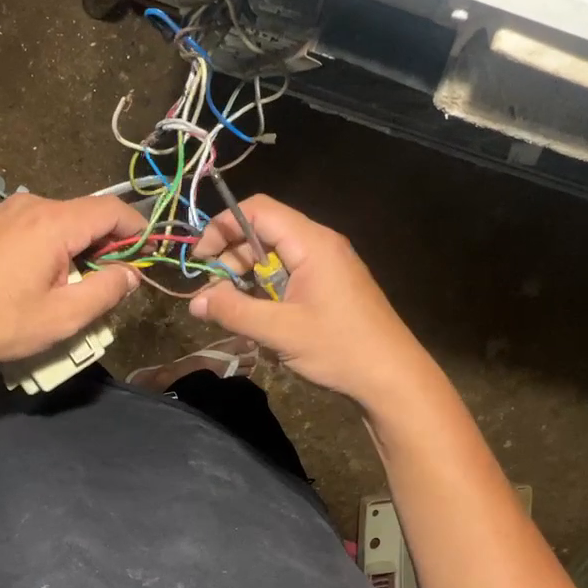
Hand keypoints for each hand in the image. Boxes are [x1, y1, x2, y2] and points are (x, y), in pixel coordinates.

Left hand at [0, 193, 144, 377]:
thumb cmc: (0, 325)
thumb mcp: (63, 318)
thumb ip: (107, 291)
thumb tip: (131, 274)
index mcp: (53, 223)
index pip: (111, 210)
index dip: (136, 229)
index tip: (147, 254)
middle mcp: (29, 205)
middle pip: (83, 214)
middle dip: (105, 244)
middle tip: (110, 281)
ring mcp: (2, 212)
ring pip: (57, 221)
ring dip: (75, 247)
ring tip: (72, 285)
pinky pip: (30, 227)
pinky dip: (48, 246)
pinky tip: (38, 278)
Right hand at [189, 195, 435, 408]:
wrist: (392, 377)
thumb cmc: (339, 349)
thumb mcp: (279, 331)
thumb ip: (234, 312)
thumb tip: (195, 301)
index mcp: (311, 243)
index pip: (258, 210)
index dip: (222, 227)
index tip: (201, 260)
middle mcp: (319, 245)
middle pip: (263, 234)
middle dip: (232, 262)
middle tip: (214, 297)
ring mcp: (326, 268)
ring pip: (273, 261)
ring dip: (248, 285)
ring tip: (236, 318)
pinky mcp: (329, 289)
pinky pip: (288, 280)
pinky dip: (268, 298)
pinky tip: (262, 329)